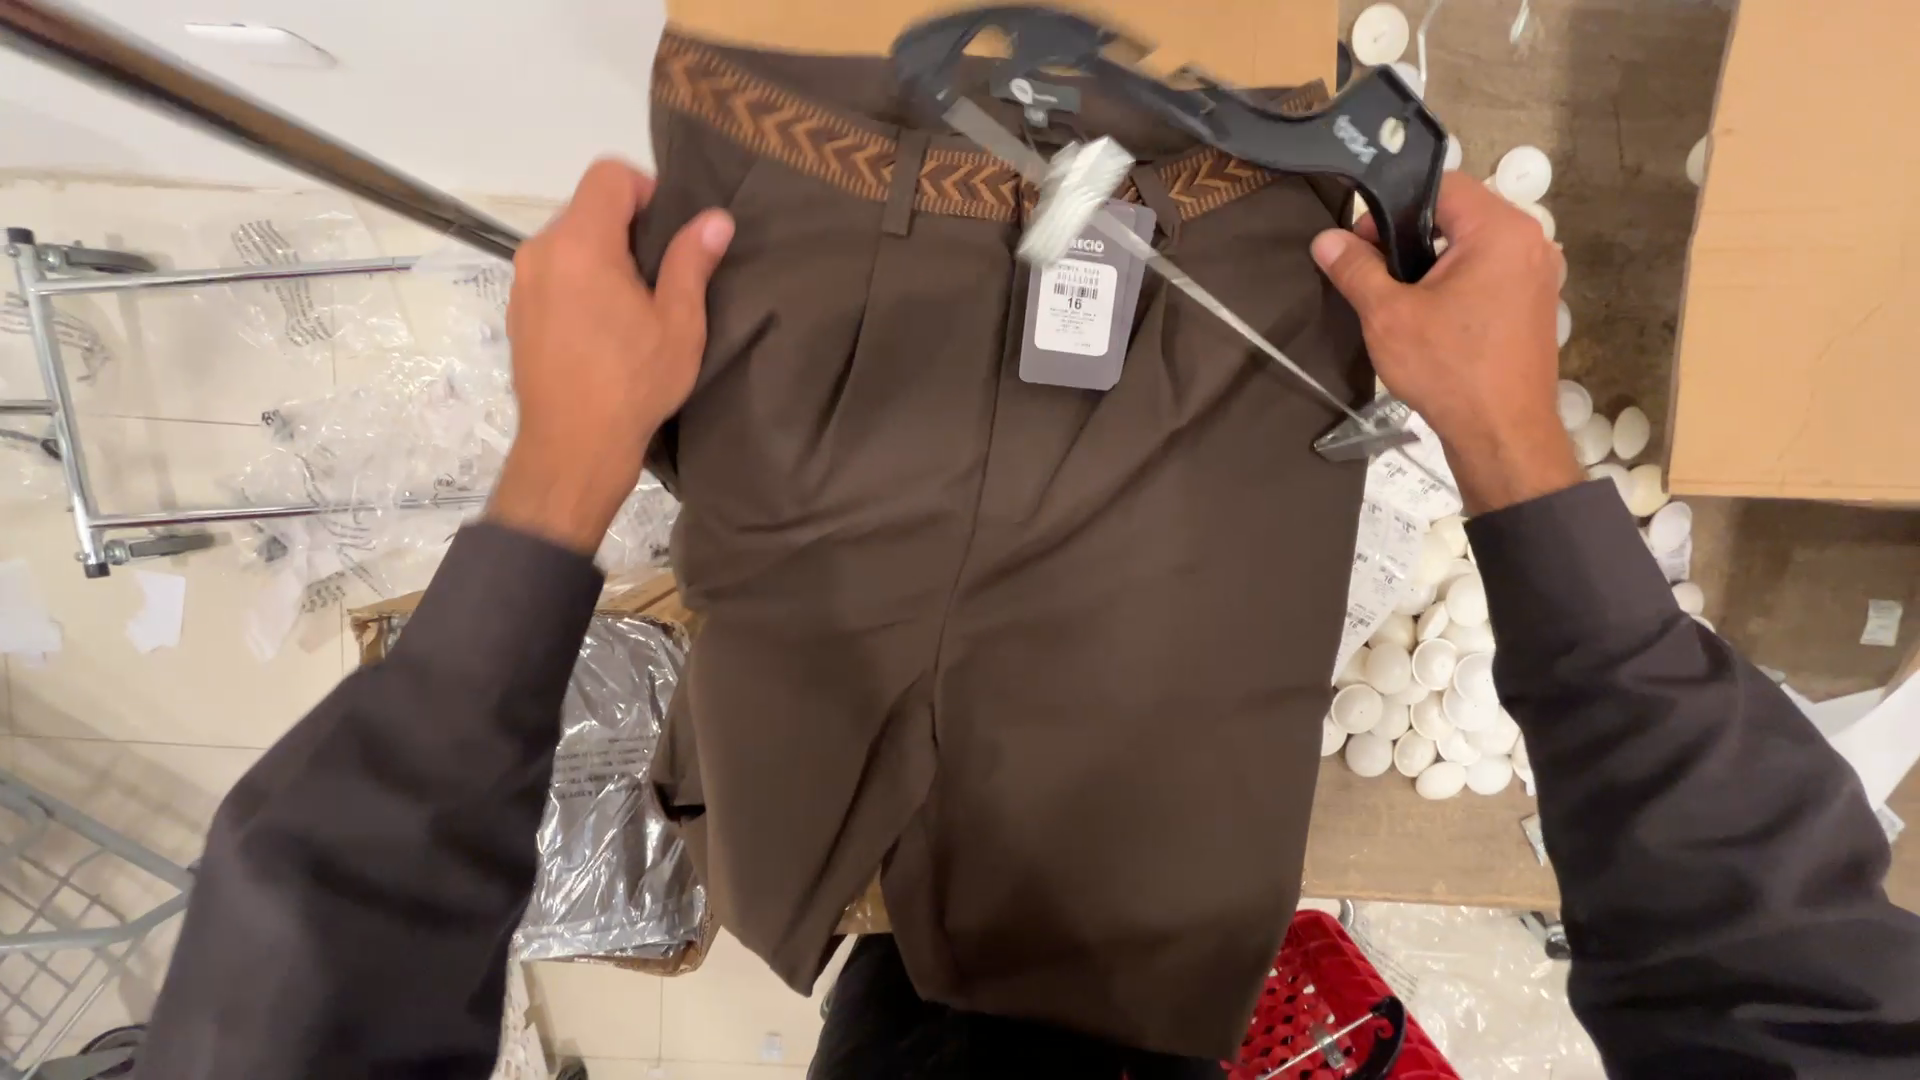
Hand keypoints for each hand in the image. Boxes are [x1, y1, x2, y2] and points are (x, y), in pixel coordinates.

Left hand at [487, 159, 732, 554]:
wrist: (575, 444)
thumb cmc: (635, 382)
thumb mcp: (679, 324)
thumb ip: (692, 263)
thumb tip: (715, 219)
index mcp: (582, 243)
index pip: (608, 176)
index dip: (647, 189)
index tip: (672, 232)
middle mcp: (542, 251)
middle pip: (588, 209)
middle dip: (628, 230)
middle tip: (663, 279)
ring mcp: (524, 282)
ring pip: (570, 245)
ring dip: (604, 260)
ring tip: (634, 310)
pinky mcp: (518, 312)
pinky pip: (554, 276)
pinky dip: (581, 285)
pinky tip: (605, 332)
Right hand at [1312, 173, 1581, 514]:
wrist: (1501, 430)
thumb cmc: (1446, 367)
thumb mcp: (1388, 316)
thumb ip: (1356, 271)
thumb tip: (1324, 239)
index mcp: (1500, 229)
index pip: (1443, 185)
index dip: (1392, 207)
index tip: (1361, 246)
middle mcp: (1530, 241)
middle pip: (1458, 216)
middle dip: (1409, 238)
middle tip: (1372, 276)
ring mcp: (1538, 274)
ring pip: (1472, 249)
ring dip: (1430, 265)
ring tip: (1397, 302)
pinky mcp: (1533, 304)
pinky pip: (1487, 276)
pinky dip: (1454, 285)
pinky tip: (1430, 321)